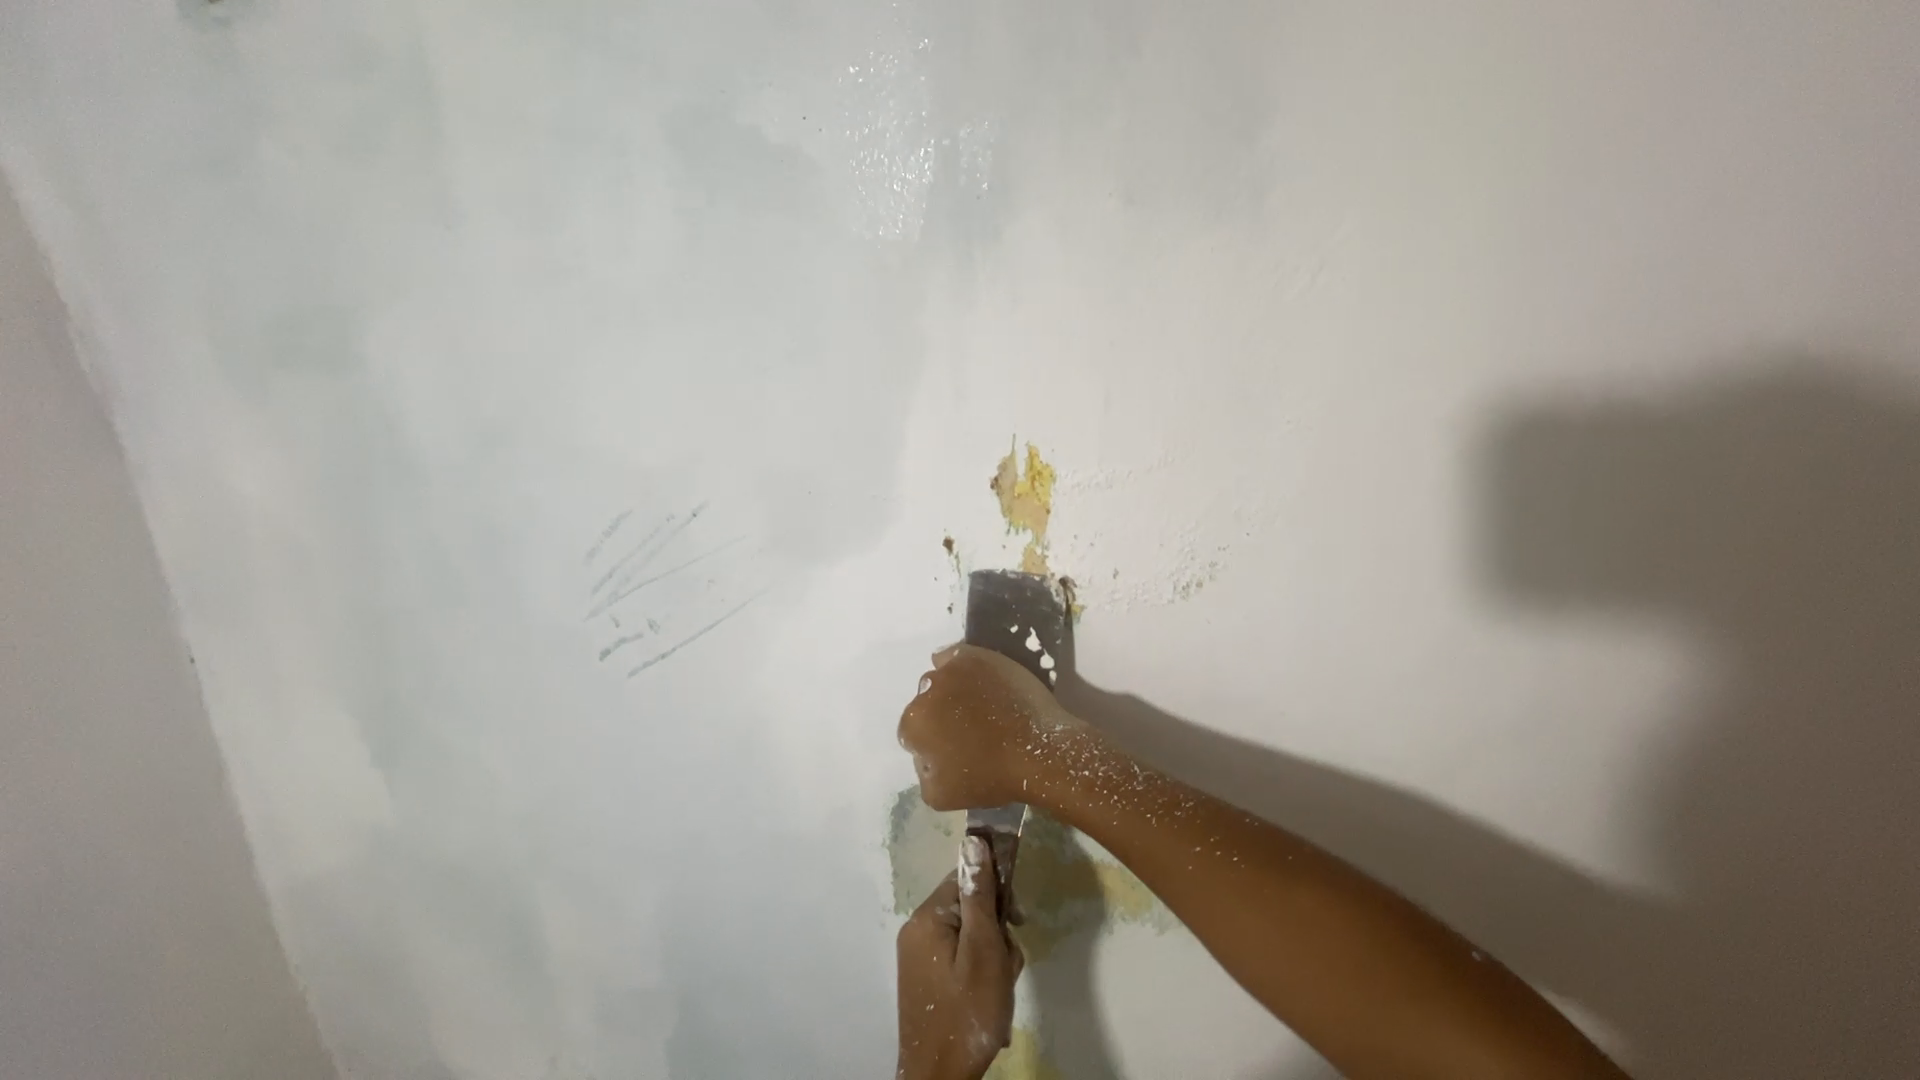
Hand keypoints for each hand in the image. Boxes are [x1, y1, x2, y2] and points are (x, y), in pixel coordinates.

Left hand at [897, 836, 1023, 1079]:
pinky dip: (979, 972)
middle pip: (968, 908)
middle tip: (1007, 964)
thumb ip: (980, 895)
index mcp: (927, 918)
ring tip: (999, 987)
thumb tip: (973, 840)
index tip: (1017, 919)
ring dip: (992, 956)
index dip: (995, 893)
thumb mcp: (983, 949)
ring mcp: (918, 956)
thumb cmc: (968, 1011)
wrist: (938, 1077)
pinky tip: (989, 997)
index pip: (965, 878)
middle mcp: (916, 930)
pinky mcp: (925, 977)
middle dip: (996, 932)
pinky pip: (958, 957)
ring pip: (968, 935)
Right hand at [898, 644, 1080, 811]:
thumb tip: (925, 756)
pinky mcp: (978, 656)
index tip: (951, 748)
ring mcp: (953, 669)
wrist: (1040, 752)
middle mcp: (927, 689)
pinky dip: (958, 665)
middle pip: (926, 702)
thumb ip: (921, 773)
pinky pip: (956, 656)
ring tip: (978, 706)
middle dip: (940, 714)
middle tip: (967, 728)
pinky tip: (972, 677)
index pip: (912, 732)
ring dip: (950, 691)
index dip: (931, 742)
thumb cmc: (992, 777)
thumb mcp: (941, 795)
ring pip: (941, 679)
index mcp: (915, 722)